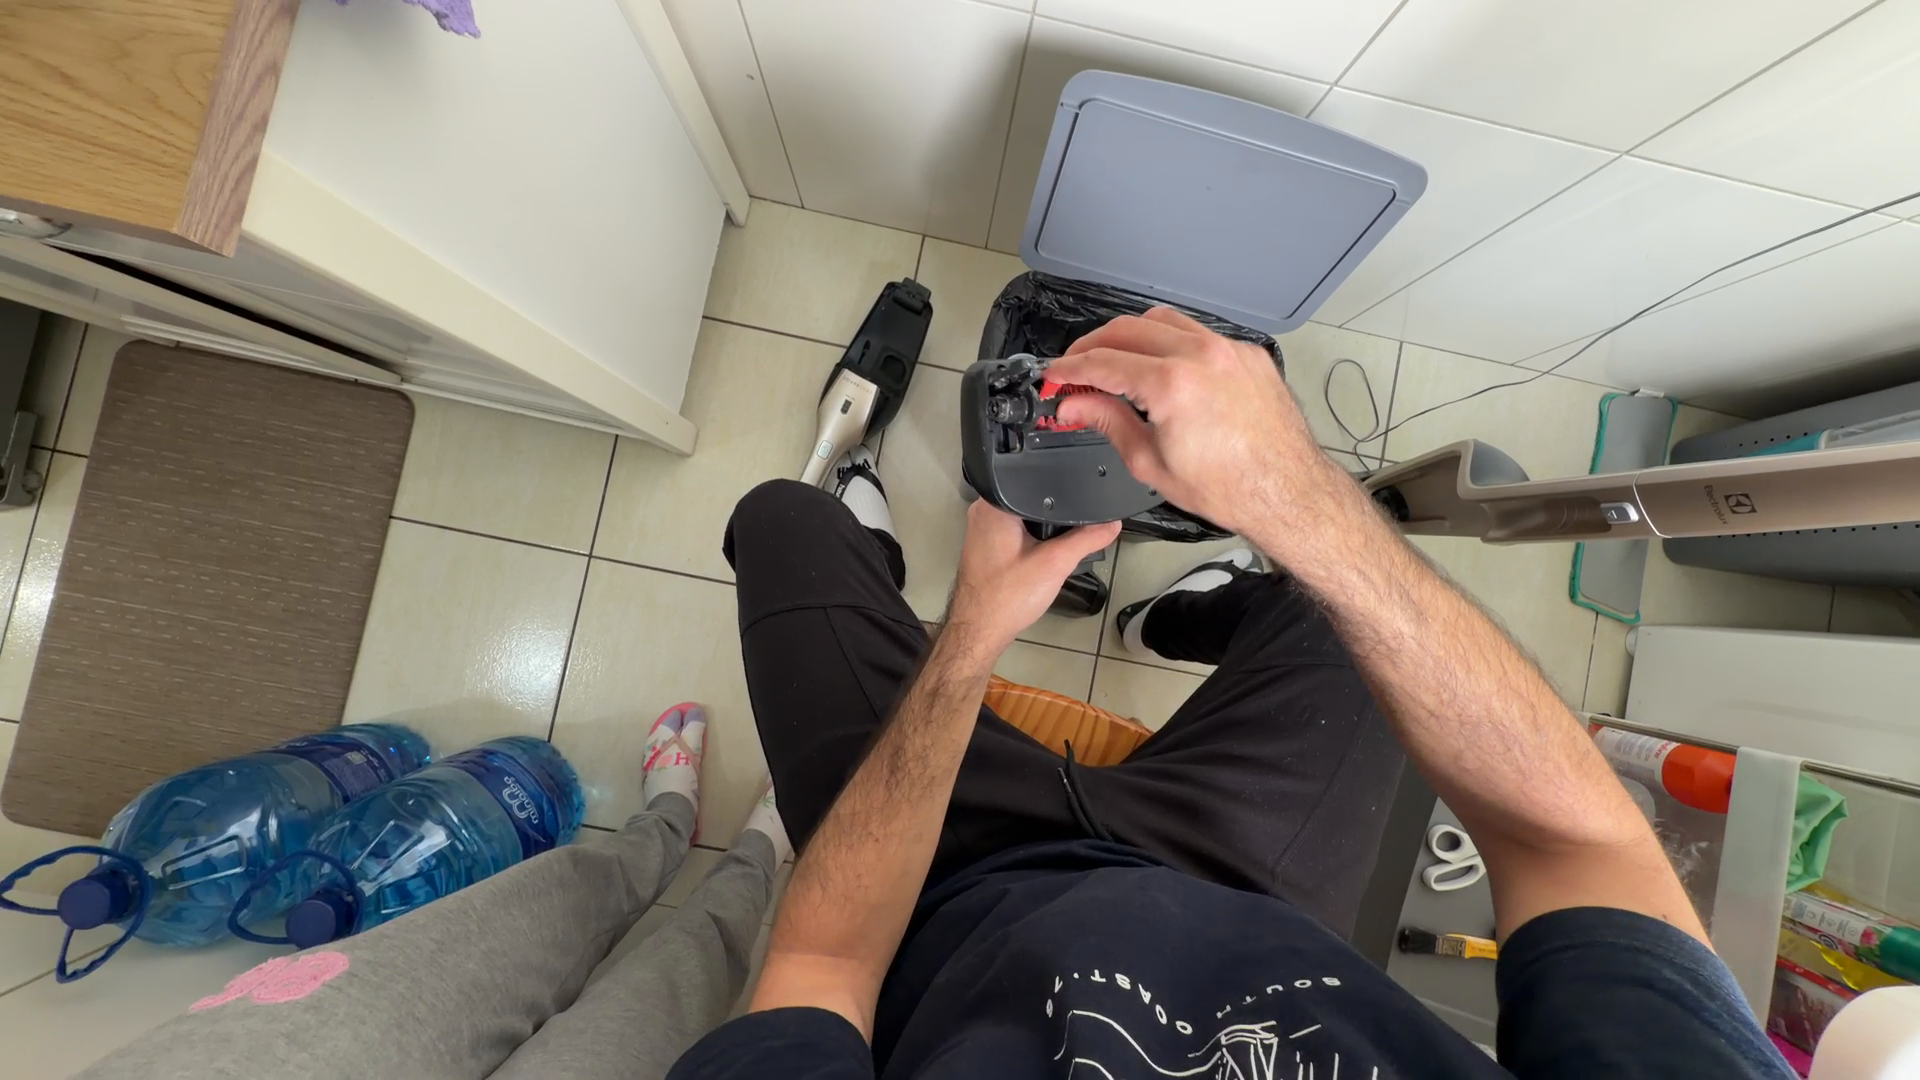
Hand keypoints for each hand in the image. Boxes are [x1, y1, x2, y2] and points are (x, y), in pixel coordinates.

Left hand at [946, 500, 1119, 654]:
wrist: (980, 631)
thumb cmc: (1007, 597)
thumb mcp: (1055, 564)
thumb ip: (1086, 539)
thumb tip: (1112, 524)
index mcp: (992, 504)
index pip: (1032, 479)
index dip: (1061, 484)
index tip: (1084, 490)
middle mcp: (982, 510)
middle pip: (1030, 495)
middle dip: (1056, 508)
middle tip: (1079, 518)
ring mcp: (982, 528)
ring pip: (1024, 514)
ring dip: (1045, 524)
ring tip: (1065, 533)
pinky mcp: (987, 544)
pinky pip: (1016, 529)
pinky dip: (1033, 536)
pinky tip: (1046, 548)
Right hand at [1048, 308, 1356, 552]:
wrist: (1285, 491)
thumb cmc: (1229, 488)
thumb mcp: (1149, 462)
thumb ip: (1106, 422)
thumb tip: (1073, 406)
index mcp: (1173, 385)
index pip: (1101, 362)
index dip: (1067, 370)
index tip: (1052, 378)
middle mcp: (1202, 355)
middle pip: (1125, 328)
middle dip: (1090, 347)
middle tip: (1073, 371)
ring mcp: (1227, 349)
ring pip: (1160, 320)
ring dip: (1127, 337)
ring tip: (1110, 364)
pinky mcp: (1245, 354)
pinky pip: (1195, 332)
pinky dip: (1166, 342)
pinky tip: (1155, 367)